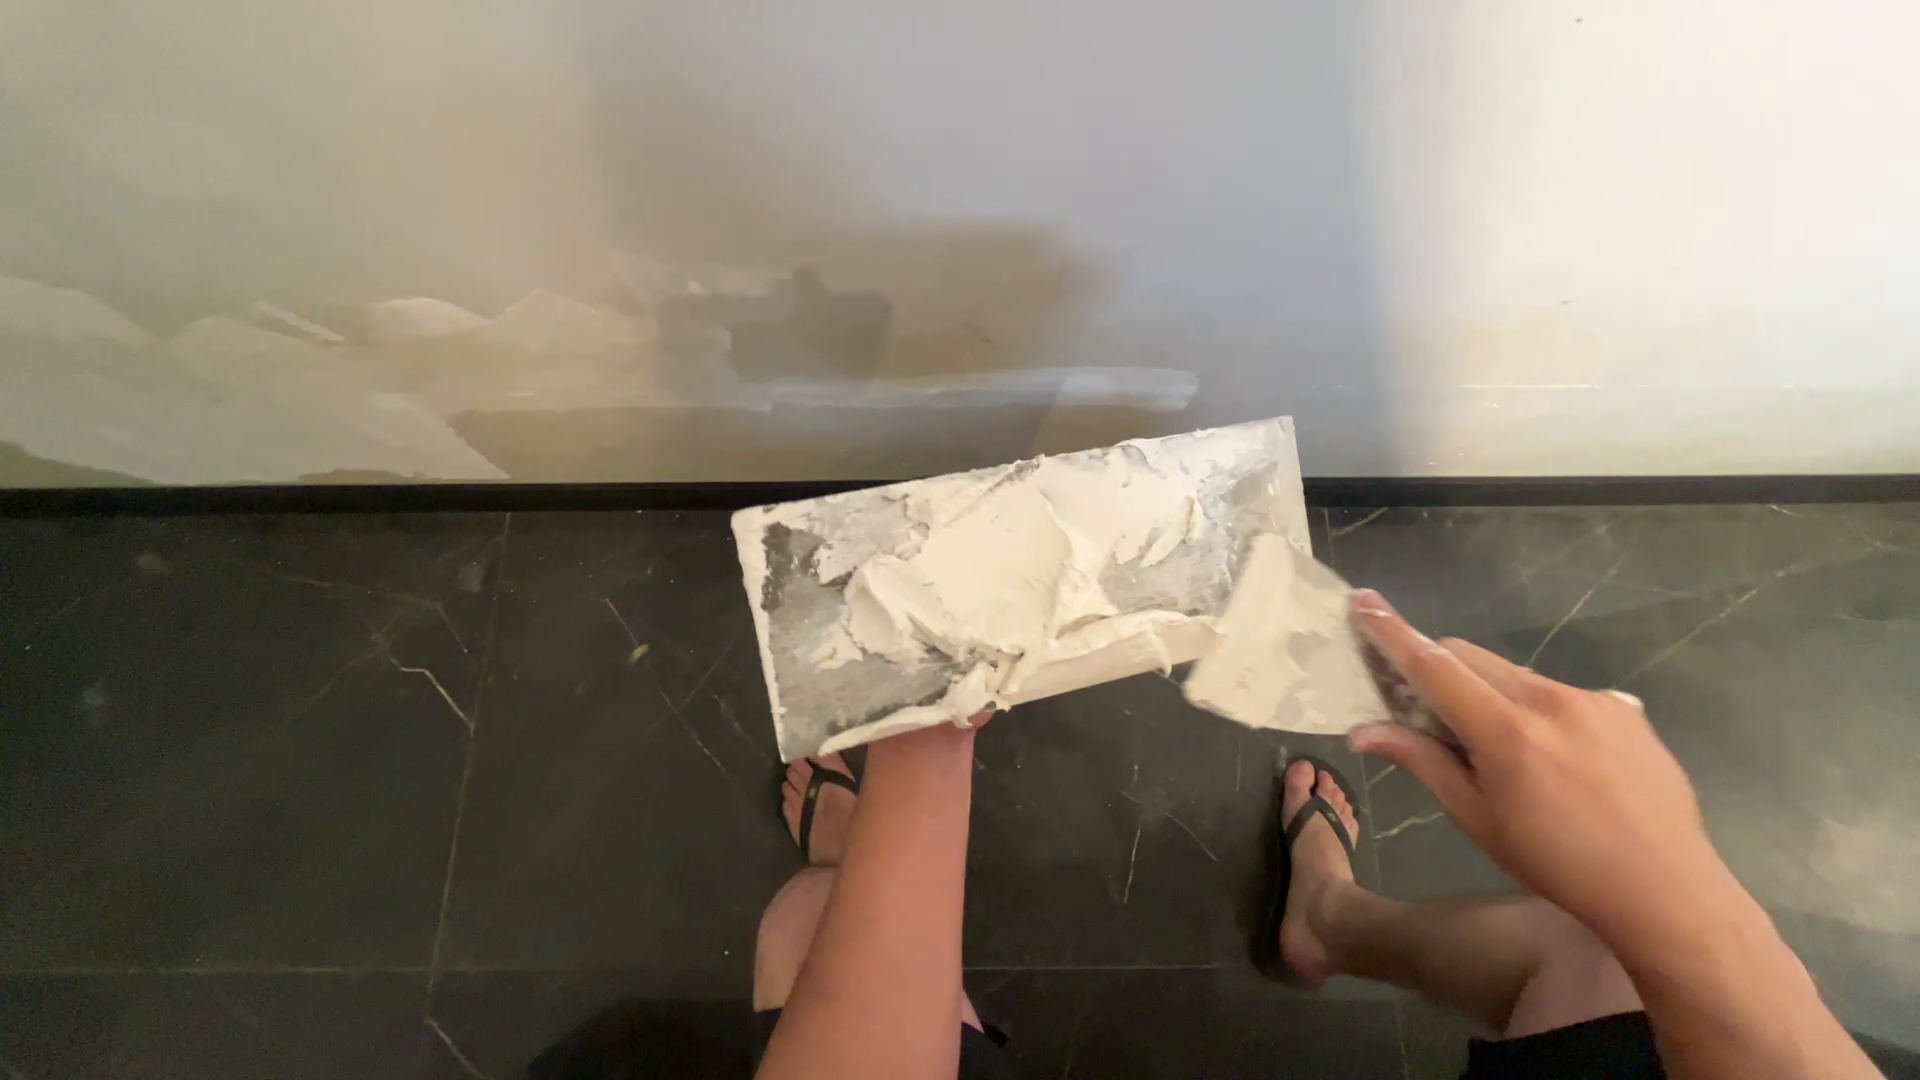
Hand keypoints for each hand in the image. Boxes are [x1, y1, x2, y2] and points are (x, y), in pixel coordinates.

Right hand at [1345, 589, 1731, 936]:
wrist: (1670, 894)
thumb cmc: (1555, 862)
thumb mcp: (1475, 816)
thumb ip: (1420, 760)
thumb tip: (1360, 733)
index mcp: (1506, 730)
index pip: (1433, 666)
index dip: (1393, 632)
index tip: (1365, 599)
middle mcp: (1550, 700)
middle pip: (1469, 657)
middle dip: (1441, 672)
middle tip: (1436, 717)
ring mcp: (1594, 700)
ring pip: (1513, 673)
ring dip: (1490, 692)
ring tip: (1509, 750)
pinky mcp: (1626, 709)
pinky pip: (1559, 691)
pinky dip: (1537, 709)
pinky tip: (1559, 756)